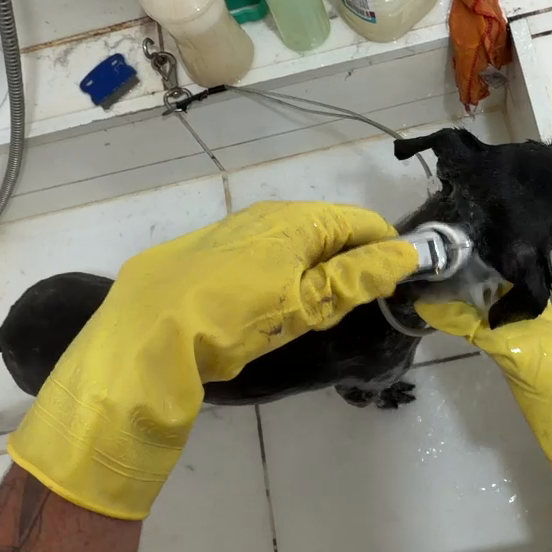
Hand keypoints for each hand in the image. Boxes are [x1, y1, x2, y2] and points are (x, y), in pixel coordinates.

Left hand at [8, 201, 420, 519]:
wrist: (144, 337)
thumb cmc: (235, 319)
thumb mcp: (305, 304)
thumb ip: (357, 277)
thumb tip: (407, 252)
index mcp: (297, 220)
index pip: (361, 222)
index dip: (386, 248)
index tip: (397, 282)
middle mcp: (265, 214)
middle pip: (327, 229)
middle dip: (351, 260)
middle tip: (357, 304)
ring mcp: (232, 230)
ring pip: (292, 241)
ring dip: (314, 268)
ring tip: (315, 309)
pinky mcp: (206, 251)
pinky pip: (260, 253)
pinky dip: (280, 272)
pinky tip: (268, 304)